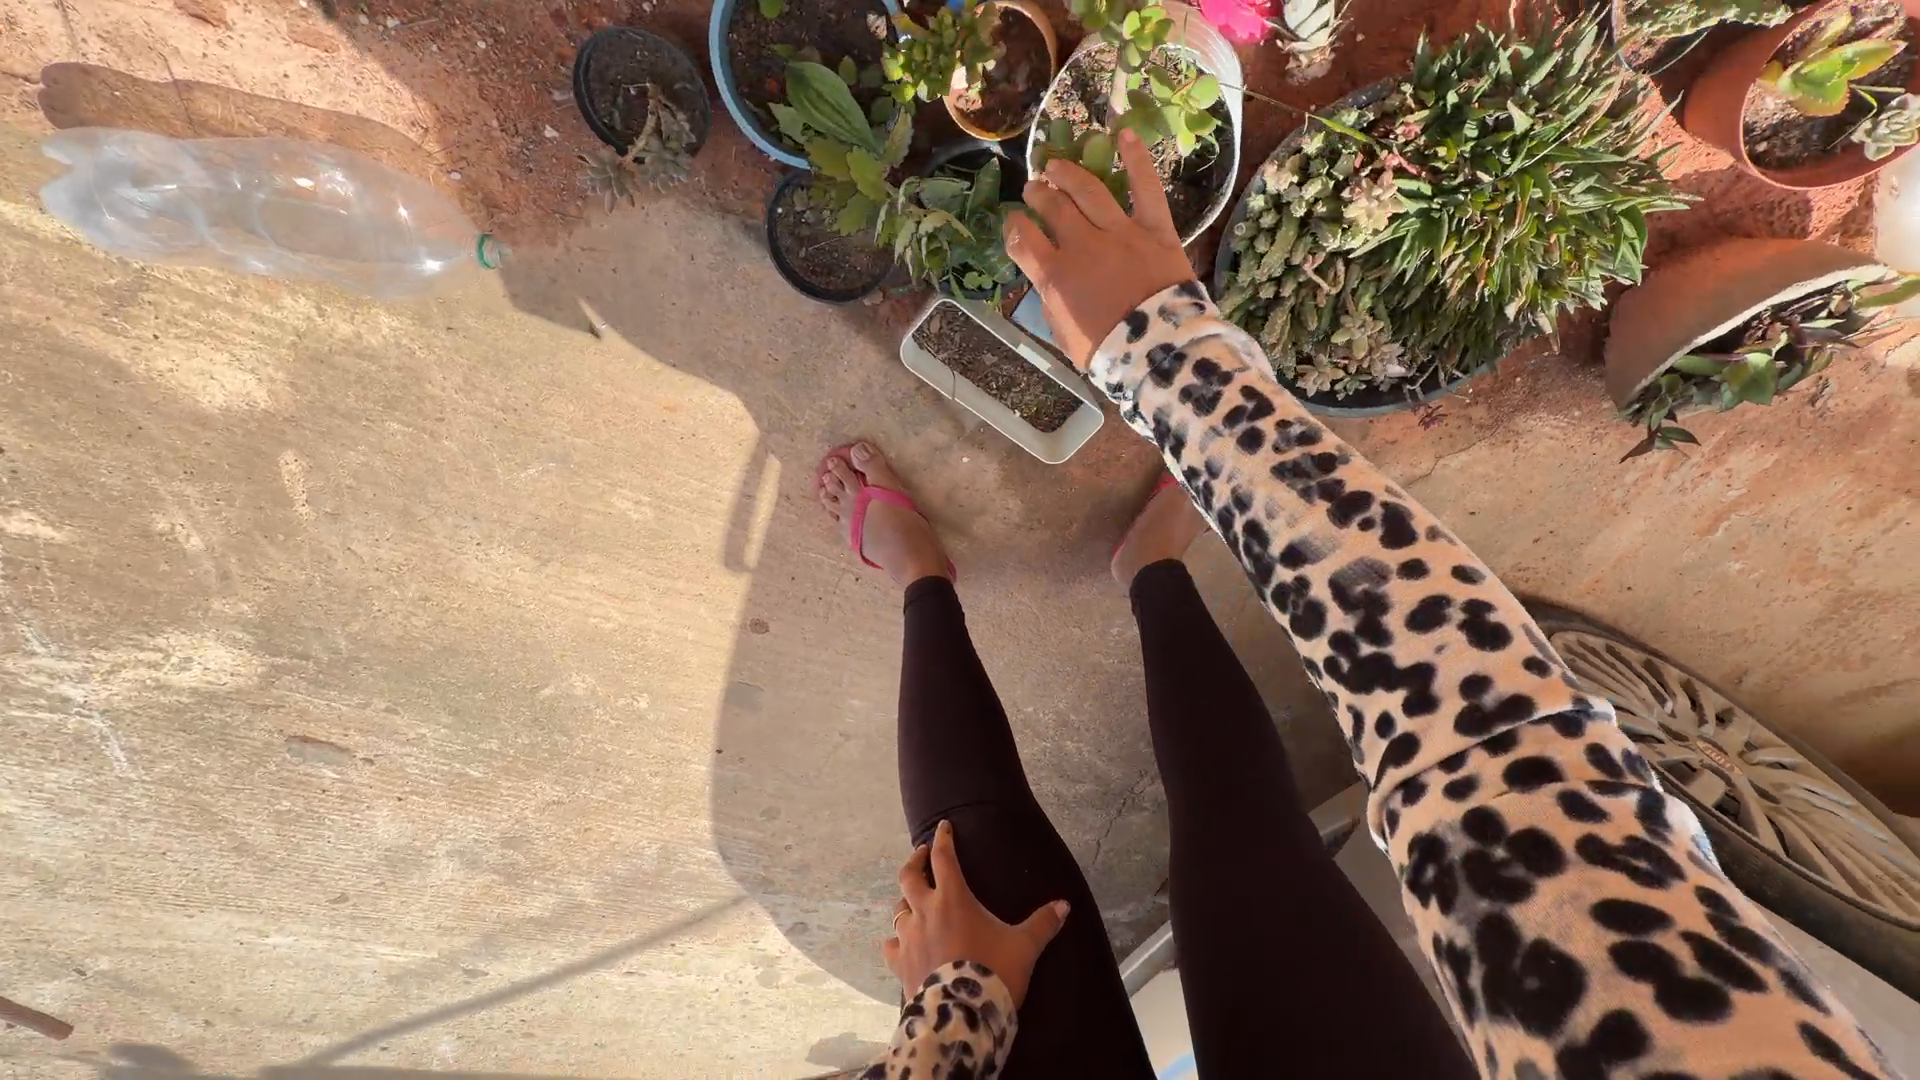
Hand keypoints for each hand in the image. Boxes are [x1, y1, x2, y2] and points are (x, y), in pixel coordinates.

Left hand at [882, 820, 1070, 1007]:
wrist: (962, 1017)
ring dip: (905, 900)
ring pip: (898, 909)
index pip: (943, 857)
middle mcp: (926, 911)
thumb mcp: (1024, 947)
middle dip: (915, 860)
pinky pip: (890, 945)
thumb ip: (1042, 924)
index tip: (943, 826)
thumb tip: (1065, 905)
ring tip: (912, 898)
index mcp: (953, 898)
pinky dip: (895, 939)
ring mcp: (909, 937)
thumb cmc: (993, 973)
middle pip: (909, 876)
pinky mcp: (900, 963)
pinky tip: (898, 942)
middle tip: (922, 853)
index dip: (943, 838)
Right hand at [1005, 127, 1197, 369]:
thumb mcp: (1063, 335)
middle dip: (1038, 194)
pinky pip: (1145, 187)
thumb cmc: (1106, 352)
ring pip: (1088, 190)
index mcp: (1055, 276)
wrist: (1156, 351)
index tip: (1014, 223)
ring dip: (1068, 173)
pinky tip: (1124, 134)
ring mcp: (1120, 233)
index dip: (1014, 226)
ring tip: (1056, 165)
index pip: (1022, 238)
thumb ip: (1051, 303)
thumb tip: (1047, 283)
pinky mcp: (1155, 229)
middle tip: (1035, 189)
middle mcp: (1082, 246)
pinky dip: (1135, 158)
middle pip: (1052, 207)